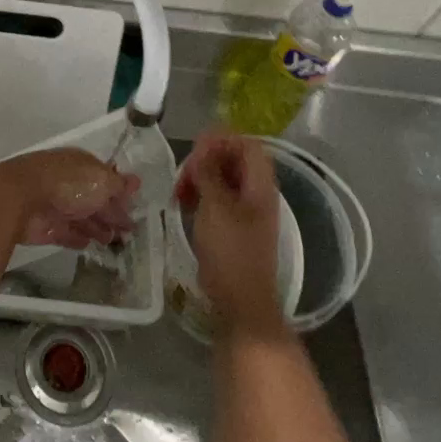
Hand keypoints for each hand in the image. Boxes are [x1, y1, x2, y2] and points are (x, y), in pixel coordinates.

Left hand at [0, 149, 140, 248]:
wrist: (21, 198)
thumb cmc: (68, 184)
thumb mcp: (102, 180)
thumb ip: (118, 185)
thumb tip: (135, 182)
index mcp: (81, 166)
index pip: (105, 179)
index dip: (120, 193)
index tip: (134, 207)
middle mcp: (69, 183)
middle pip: (94, 200)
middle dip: (112, 214)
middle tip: (129, 231)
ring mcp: (56, 205)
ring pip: (81, 218)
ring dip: (98, 228)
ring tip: (114, 242)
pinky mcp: (45, 227)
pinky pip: (66, 233)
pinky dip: (77, 238)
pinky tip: (88, 245)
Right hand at [175, 129, 283, 333]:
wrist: (242, 301)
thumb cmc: (230, 250)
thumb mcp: (215, 206)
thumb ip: (209, 172)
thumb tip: (204, 145)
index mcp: (260, 186)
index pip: (247, 146)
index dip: (222, 141)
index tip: (195, 150)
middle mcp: (257, 194)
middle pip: (234, 161)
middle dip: (206, 161)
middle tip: (183, 175)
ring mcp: (247, 212)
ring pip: (223, 180)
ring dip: (200, 179)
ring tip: (180, 193)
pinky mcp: (234, 227)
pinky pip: (218, 200)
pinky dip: (201, 197)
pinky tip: (185, 206)